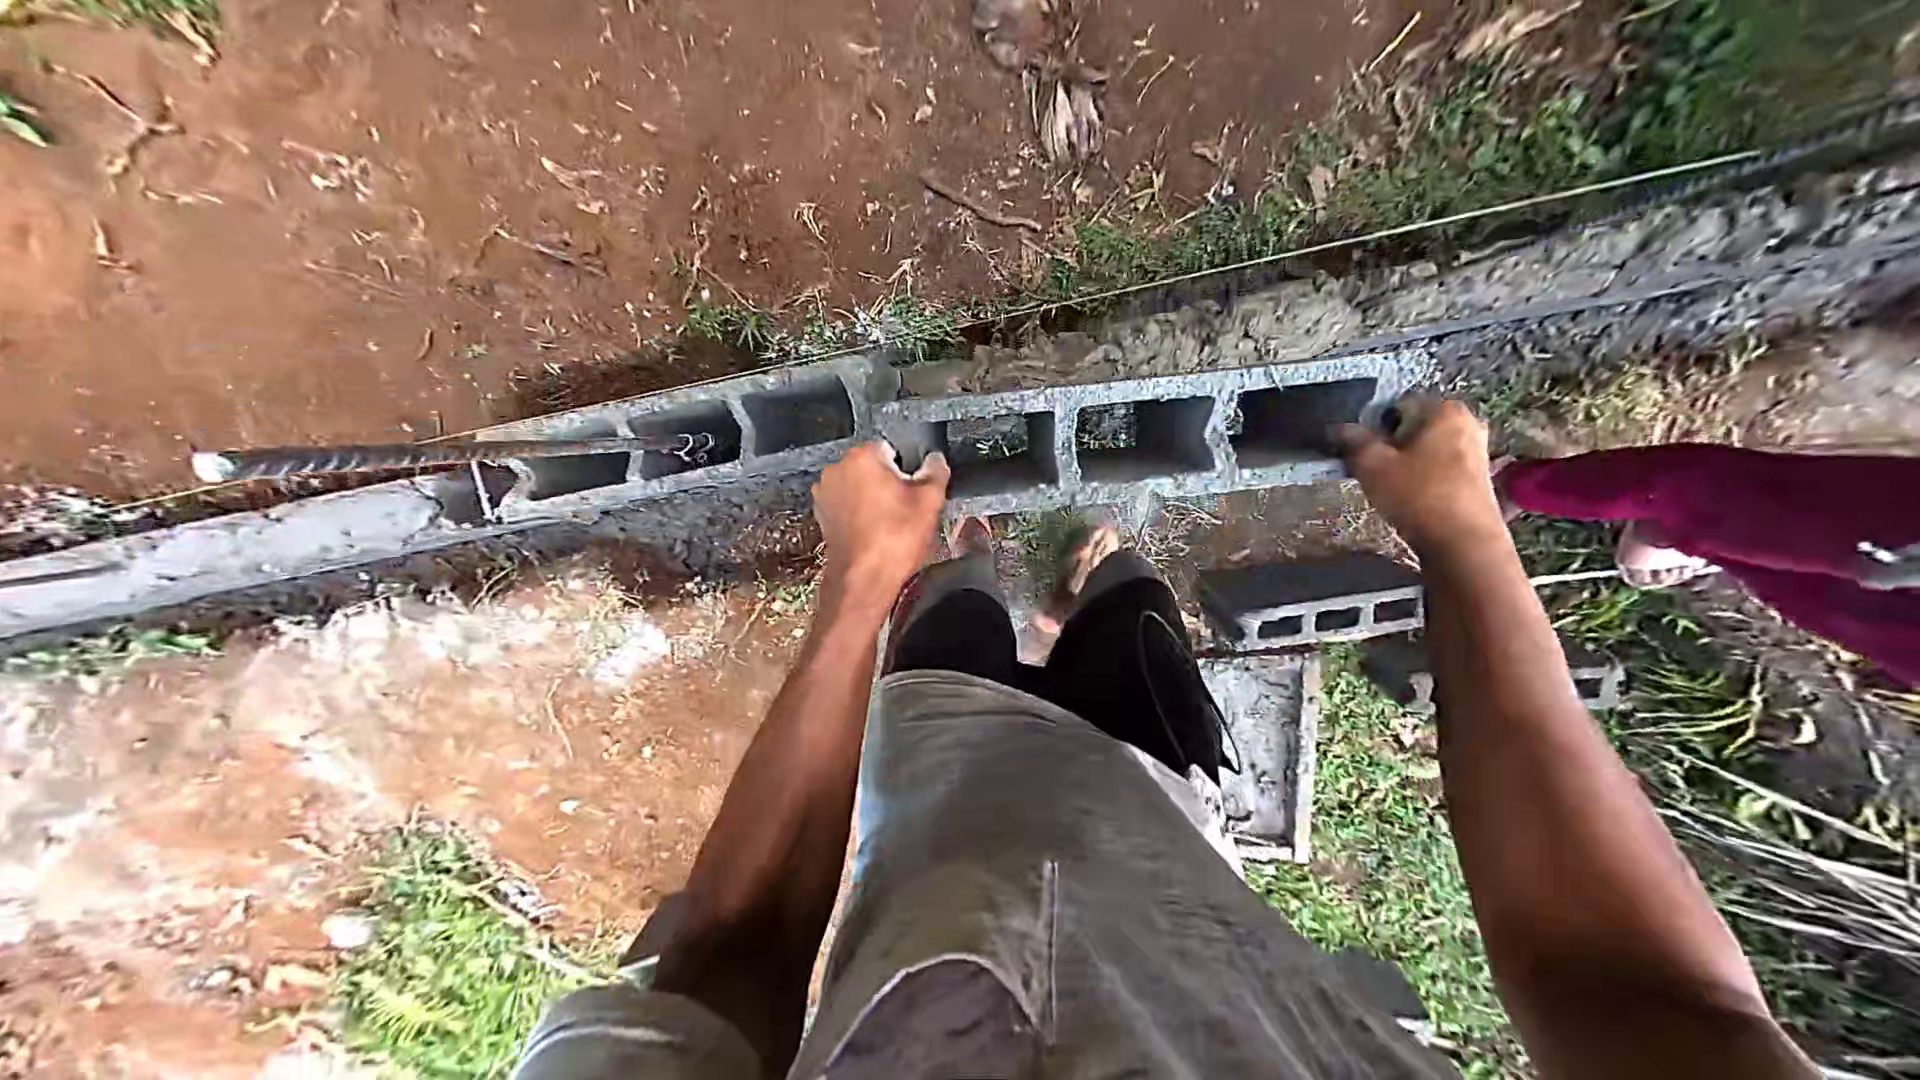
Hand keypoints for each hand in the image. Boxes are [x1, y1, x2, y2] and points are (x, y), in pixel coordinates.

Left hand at [811, 441, 950, 605]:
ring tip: (890, 524)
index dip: (908, 469)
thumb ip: (935, 471)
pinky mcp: (823, 514)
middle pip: (873, 466)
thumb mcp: (930, 501)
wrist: (863, 579)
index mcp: (862, 456)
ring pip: (859, 486)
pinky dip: (860, 513)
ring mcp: (826, 492)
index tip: (914, 489)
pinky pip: (847, 504)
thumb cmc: (892, 540)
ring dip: (874, 498)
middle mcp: (838, 469)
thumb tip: (935, 460)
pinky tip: (875, 532)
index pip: (891, 448)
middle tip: (905, 509)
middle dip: (889, 482)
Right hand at [1335, 398, 1507, 555]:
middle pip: (1410, 427)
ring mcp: (1476, 448)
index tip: (1358, 452)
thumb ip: (1352, 440)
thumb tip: (1337, 428)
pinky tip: (1409, 496)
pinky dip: (1420, 475)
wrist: (1461, 540)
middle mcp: (1466, 421)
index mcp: (1443, 409)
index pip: (1393, 406)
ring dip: (1402, 462)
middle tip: (1370, 470)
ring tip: (1387, 487)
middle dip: (1387, 445)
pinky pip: (1438, 465)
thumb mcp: (1371, 464)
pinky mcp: (1477, 474)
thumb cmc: (1415, 493)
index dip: (1369, 428)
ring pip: (1423, 447)